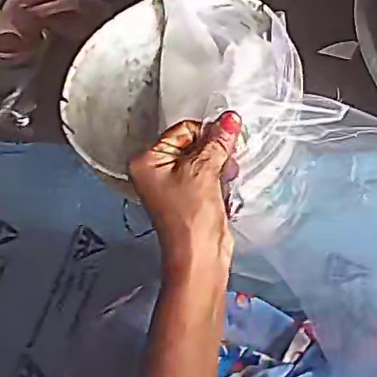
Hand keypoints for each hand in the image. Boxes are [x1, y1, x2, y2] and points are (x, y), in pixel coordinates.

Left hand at [129, 112, 240, 271]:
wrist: (199, 256)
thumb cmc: (190, 219)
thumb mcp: (204, 171)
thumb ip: (218, 142)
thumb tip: (230, 120)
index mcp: (147, 161)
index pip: (182, 130)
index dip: (206, 132)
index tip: (227, 137)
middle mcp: (155, 171)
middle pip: (192, 144)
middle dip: (213, 151)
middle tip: (226, 161)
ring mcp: (172, 185)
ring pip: (202, 160)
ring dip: (219, 165)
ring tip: (225, 179)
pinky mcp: (189, 197)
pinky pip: (207, 176)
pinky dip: (219, 178)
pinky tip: (224, 188)